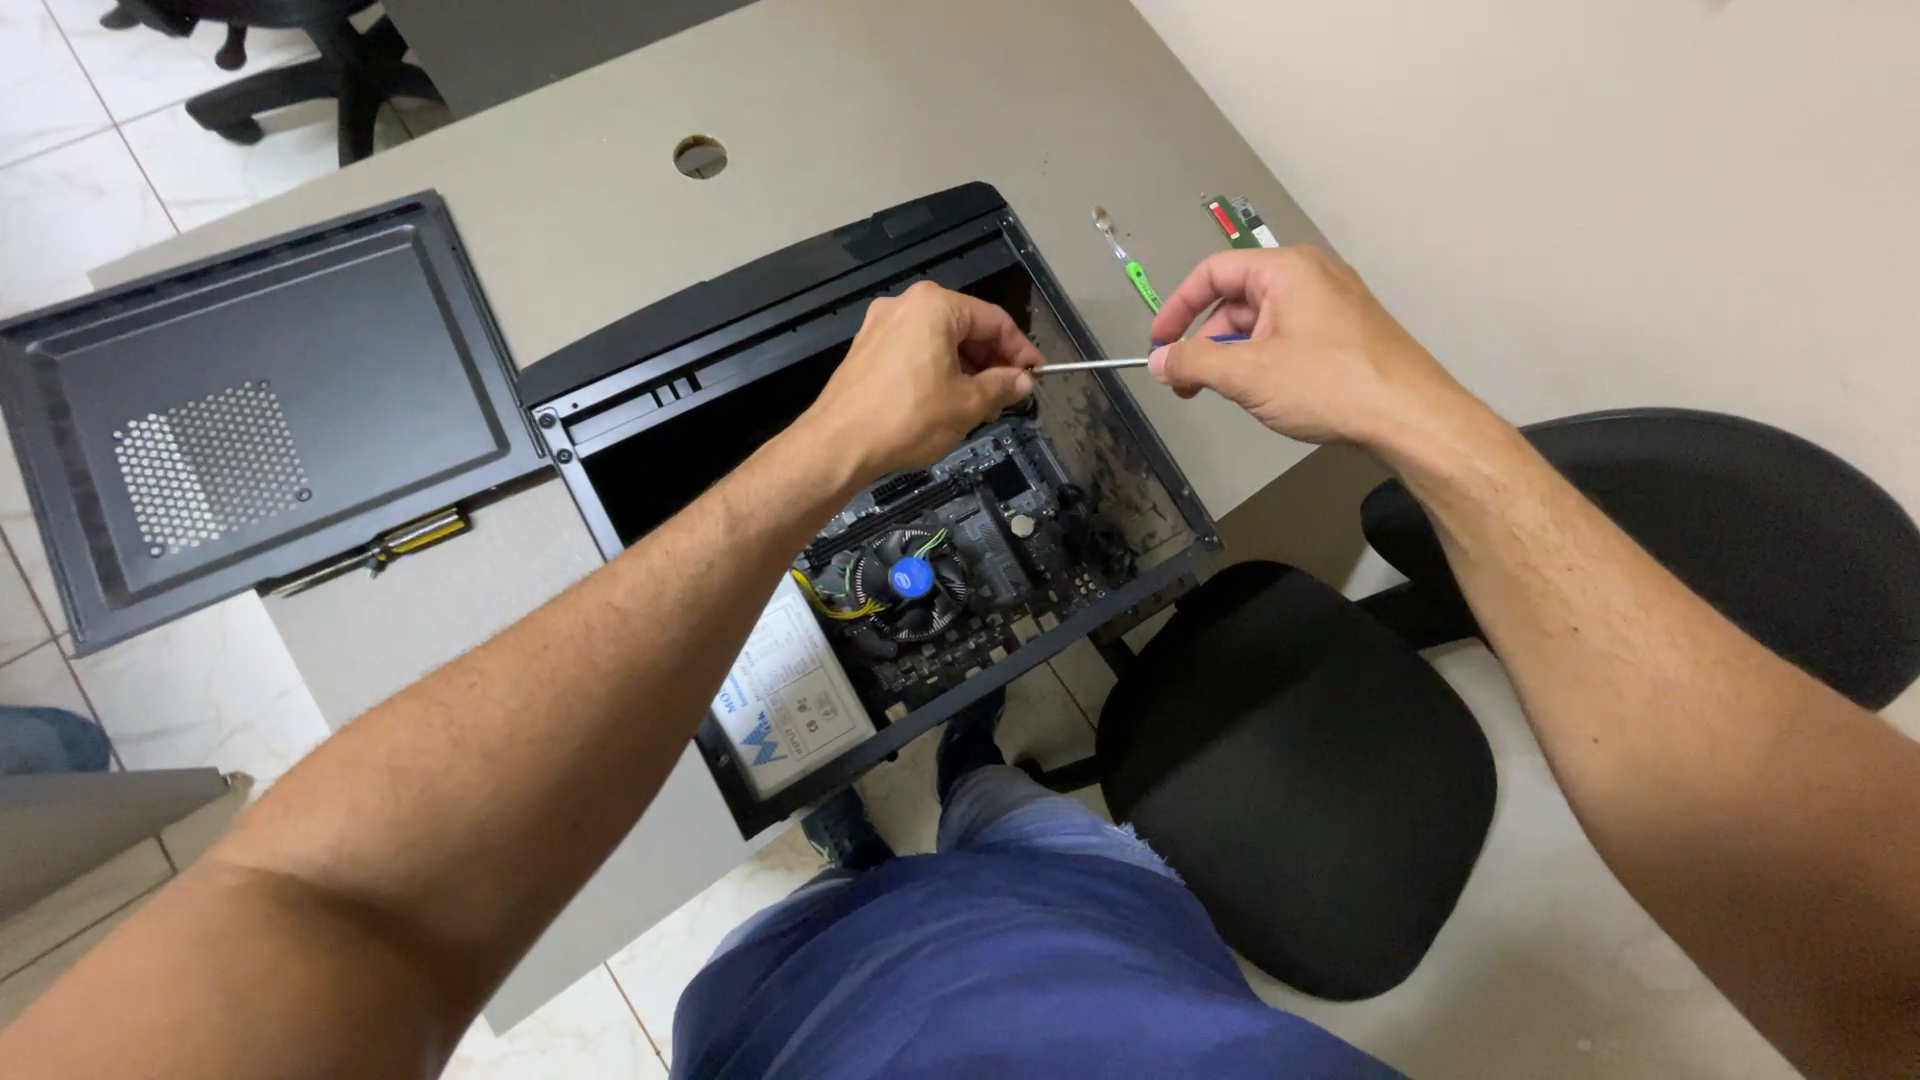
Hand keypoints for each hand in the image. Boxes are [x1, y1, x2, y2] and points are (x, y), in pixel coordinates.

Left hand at [799, 281, 1040, 479]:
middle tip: (1009, 395)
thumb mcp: (967, 404)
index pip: (994, 321)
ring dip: (966, 370)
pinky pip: (915, 352)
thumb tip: (1023, 381)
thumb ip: (1002, 386)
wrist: (839, 445)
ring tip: (981, 406)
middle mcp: (905, 304)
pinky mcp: (866, 350)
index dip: (1021, 350)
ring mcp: (881, 326)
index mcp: (935, 306)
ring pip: (940, 342)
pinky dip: (938, 371)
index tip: (1036, 375)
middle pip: (965, 328)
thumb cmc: (908, 419)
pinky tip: (947, 402)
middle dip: (992, 361)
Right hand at [1146, 247, 1482, 450]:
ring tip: (1222, 393)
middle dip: (1203, 342)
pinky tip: (1260, 392)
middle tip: (1186, 383)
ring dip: (1230, 355)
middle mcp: (1310, 275)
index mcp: (1286, 270)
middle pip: (1235, 300)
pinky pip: (1285, 335)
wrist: (1410, 416)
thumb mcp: (1247, 374)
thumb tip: (1159, 360)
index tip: (1158, 344)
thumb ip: (1193, 362)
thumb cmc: (1330, 385)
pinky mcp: (1343, 331)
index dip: (1177, 308)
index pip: (1212, 273)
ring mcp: (1331, 302)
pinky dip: (1260, 359)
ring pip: (1260, 322)